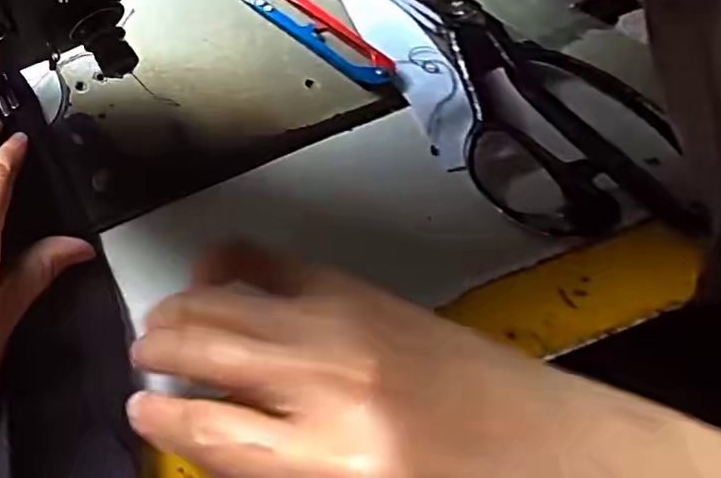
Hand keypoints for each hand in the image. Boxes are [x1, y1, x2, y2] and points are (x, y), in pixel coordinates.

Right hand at [128, 242, 720, 477]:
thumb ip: (291, 473)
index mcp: (334, 465)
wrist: (581, 463)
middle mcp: (326, 383)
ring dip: (185, 307)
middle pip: (212, 349)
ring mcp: (341, 322)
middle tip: (139, 355)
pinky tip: (214, 271)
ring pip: (231, 301)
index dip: (165, 416)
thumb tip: (224, 449)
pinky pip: (274, 264)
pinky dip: (232, 263)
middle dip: (161, 348)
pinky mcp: (360, 291)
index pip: (214, 428)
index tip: (138, 405)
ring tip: (158, 317)